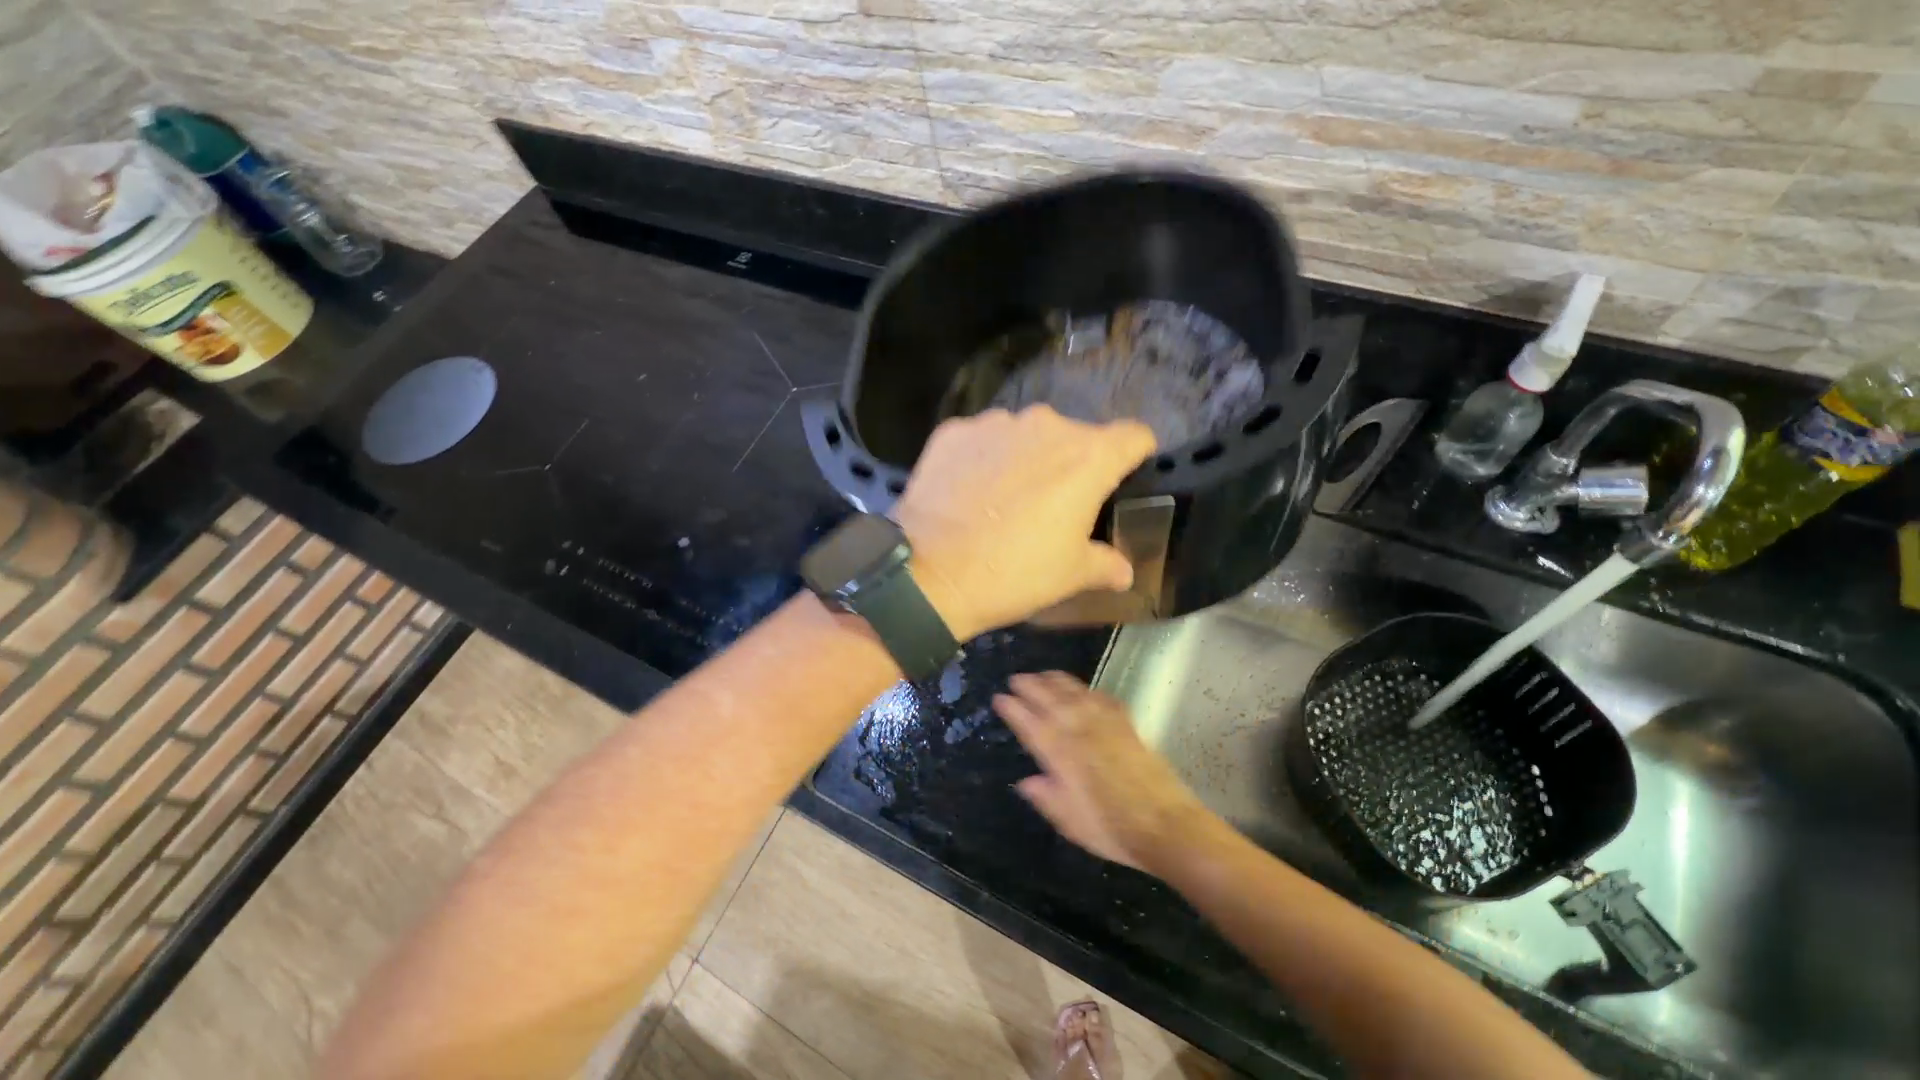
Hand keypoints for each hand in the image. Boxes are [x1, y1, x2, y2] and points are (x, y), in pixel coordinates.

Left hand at [892, 406, 1154, 639]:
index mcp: (1089, 457)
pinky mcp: (954, 431)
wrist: (928, 575)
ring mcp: (995, 424)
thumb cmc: (1014, 573)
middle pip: (1076, 436)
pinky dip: (984, 459)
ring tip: (1007, 500)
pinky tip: (970, 494)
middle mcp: (1046, 426)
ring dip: (1026, 458)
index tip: (1126, 476)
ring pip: (1026, 435)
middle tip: (1057, 504)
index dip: (1137, 455)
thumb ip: (1105, 563)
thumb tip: (1125, 570)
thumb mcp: (1071, 575)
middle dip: (1072, 464)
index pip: (1134, 436)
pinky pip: (982, 440)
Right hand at [993, 671, 1219, 873]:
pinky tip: (1084, 691)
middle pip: (1050, 698)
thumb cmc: (1111, 828)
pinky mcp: (1128, 725)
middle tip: (1016, 678)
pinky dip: (1087, 689)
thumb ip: (1045, 797)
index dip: (1013, 709)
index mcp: (1059, 753)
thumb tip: (1026, 781)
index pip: (1029, 723)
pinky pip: (1101, 697)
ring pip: (1074, 691)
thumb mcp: (1068, 821)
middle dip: (1030, 686)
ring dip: (1055, 680)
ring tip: (1042, 675)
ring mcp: (1105, 723)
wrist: (1165, 825)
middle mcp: (1080, 730)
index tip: (999, 698)